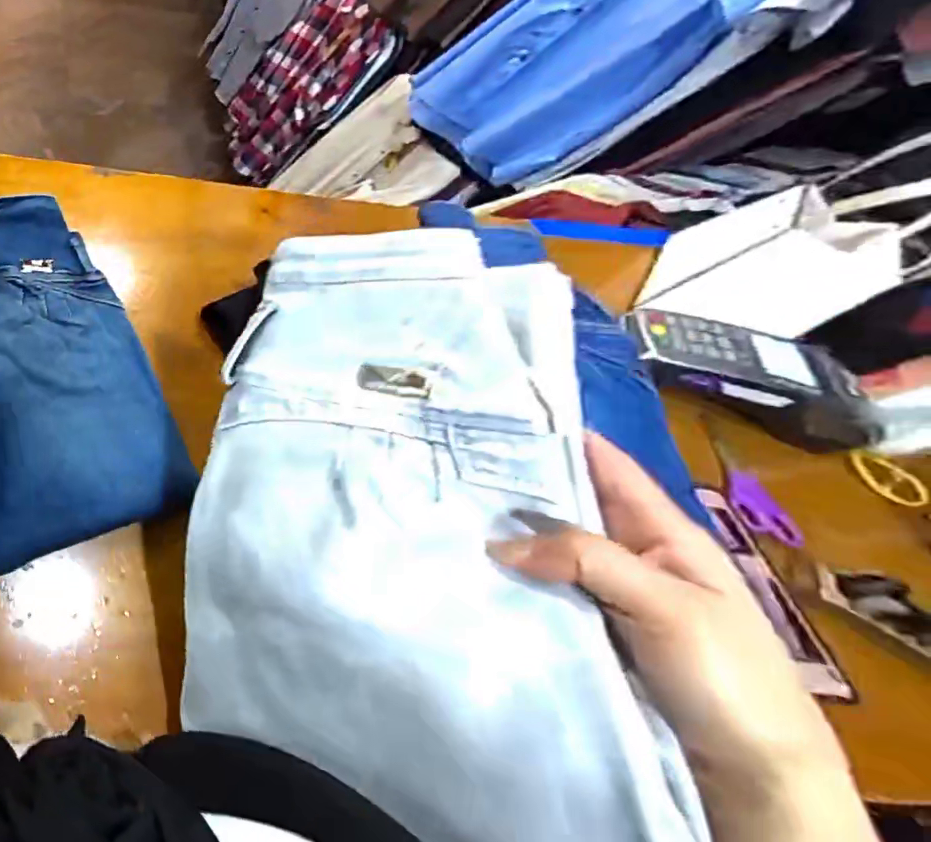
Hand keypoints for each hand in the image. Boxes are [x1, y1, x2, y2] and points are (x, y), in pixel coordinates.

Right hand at [487, 433, 873, 841]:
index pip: (608, 470)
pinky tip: (464, 564)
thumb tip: (496, 541)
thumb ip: (587, 559)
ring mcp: (602, 593)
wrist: (748, 777)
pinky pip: (536, 588)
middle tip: (447, 459)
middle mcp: (629, 556)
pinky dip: (503, 574)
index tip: (502, 412)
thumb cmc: (727, 678)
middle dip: (515, 482)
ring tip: (441, 507)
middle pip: (566, 506)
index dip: (564, 437)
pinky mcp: (579, 627)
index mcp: (666, 537)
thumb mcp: (669, 607)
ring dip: (502, 532)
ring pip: (544, 548)